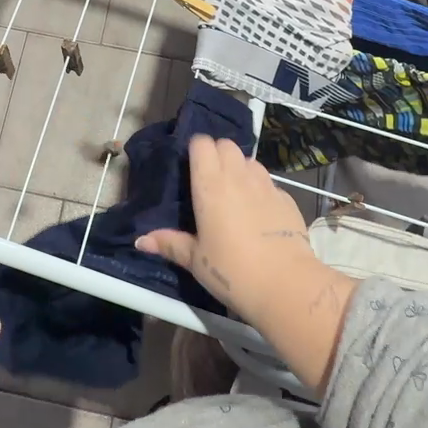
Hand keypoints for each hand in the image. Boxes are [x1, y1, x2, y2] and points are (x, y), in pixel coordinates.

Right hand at [137, 134, 355, 393]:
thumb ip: (170, 244)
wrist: (286, 285)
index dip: (196, 149)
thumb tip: (140, 241)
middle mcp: (238, 176)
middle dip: (217, 154)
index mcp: (210, 184)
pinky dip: (261, 188)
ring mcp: (266, 184)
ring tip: (235, 193)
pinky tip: (259, 213)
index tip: (191, 166)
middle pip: (226, 144)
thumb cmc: (232, 271)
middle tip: (210, 179)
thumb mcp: (196, 260)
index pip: (202, 143)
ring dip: (240, 168)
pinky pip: (269, 182)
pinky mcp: (287, 197)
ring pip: (249, 160)